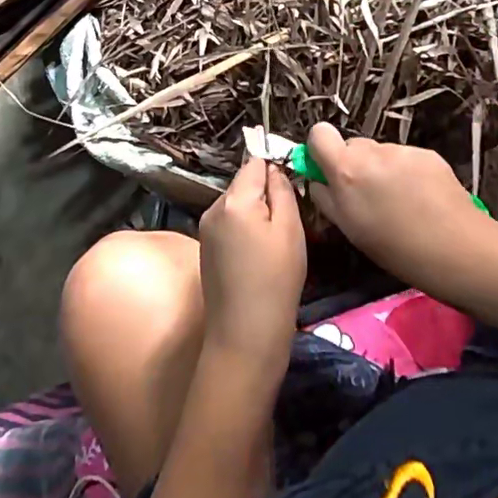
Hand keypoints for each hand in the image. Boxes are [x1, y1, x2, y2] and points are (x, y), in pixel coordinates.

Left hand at [198, 156, 305, 359]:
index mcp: (234, 200)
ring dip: (254, 213)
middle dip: (264, 194)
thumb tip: (274, 169)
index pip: (254, 164)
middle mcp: (213, 208)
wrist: (245, 333)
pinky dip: (243, 230)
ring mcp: (205, 228)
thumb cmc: (276, 280)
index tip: (292, 191)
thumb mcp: (290, 231)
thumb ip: (282, 192)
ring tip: (274, 242)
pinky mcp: (205, 247)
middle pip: (243, 184)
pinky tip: (257, 255)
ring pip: (235, 204)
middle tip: (287, 222)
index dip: (275, 171)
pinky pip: (228, 224)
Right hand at [306, 122, 494, 291]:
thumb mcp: (348, 228)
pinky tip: (422, 199)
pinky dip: (408, 173)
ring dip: (382, 170)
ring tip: (400, 202)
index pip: (319, 133)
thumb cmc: (395, 248)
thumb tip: (319, 181)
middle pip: (353, 145)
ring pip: (381, 154)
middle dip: (355, 164)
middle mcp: (372, 152)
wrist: (457, 249)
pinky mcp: (428, 154)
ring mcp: (402, 151)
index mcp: (345, 170)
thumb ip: (326, 198)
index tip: (328, 169)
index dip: (321, 148)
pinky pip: (406, 158)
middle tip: (369, 196)